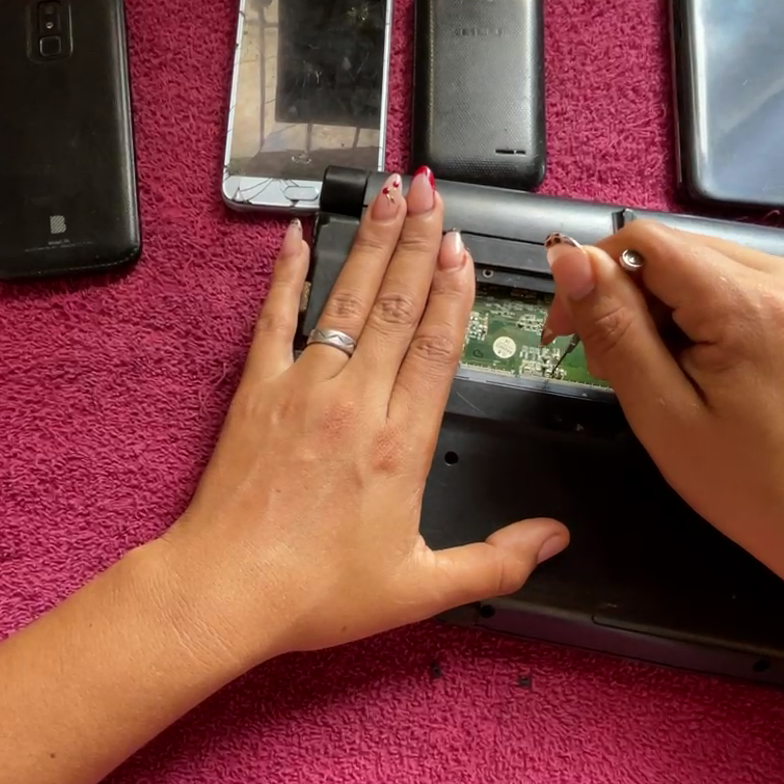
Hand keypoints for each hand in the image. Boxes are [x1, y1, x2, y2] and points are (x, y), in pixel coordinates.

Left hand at [152, 170, 567, 661]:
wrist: (229, 588)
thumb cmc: (317, 590)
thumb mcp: (420, 587)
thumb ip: (496, 561)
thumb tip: (554, 540)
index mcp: (402, 442)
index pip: (439, 347)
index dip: (454, 292)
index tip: (464, 249)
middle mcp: (356, 401)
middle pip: (400, 306)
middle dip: (420, 243)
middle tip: (434, 193)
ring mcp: (304, 388)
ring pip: (349, 301)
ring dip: (372, 244)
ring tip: (391, 194)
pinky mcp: (258, 391)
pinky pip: (274, 318)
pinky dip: (286, 276)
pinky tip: (296, 238)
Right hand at [541, 218, 783, 585]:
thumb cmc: (743, 481)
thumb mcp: (659, 410)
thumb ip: (613, 327)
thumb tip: (567, 258)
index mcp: (751, 304)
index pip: (643, 242)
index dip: (590, 276)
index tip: (566, 331)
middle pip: (667, 248)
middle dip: (619, 296)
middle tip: (606, 363)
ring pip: (689, 262)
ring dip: (650, 305)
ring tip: (648, 368)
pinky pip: (719, 279)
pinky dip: (684, 311)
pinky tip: (683, 357)